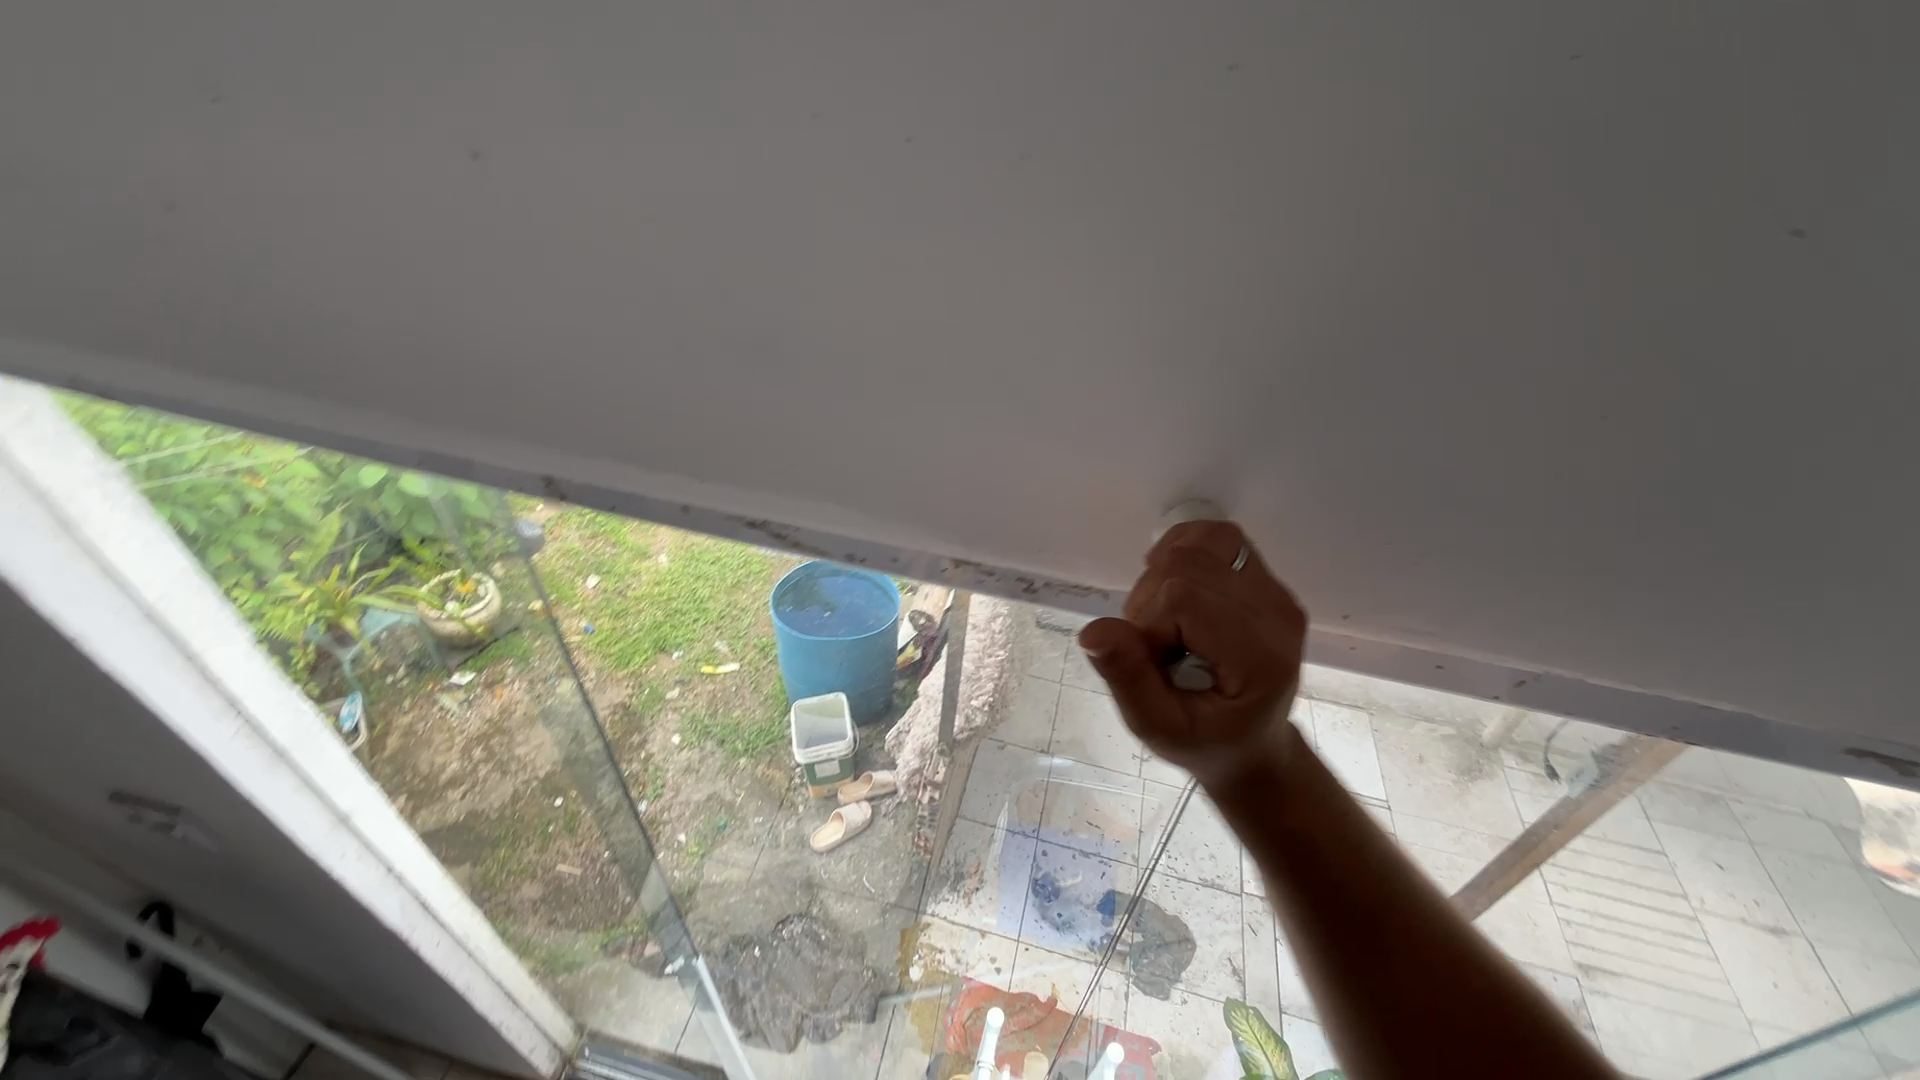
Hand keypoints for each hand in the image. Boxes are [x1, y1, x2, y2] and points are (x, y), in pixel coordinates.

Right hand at [1077, 521, 1307, 786]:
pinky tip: (1175, 593)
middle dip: (1151, 600)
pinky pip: (1217, 537)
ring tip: (1165, 619)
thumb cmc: (1205, 743)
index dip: (1147, 623)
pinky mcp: (1266, 579)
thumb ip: (1128, 679)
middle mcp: (1277, 613)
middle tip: (1156, 647)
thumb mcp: (1157, 729)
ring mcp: (1276, 592)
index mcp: (1258, 656)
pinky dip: (1184, 553)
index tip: (1151, 662)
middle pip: (1188, 564)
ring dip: (1165, 573)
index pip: (1182, 597)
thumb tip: (1094, 631)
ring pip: (1204, 541)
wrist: (1250, 743)